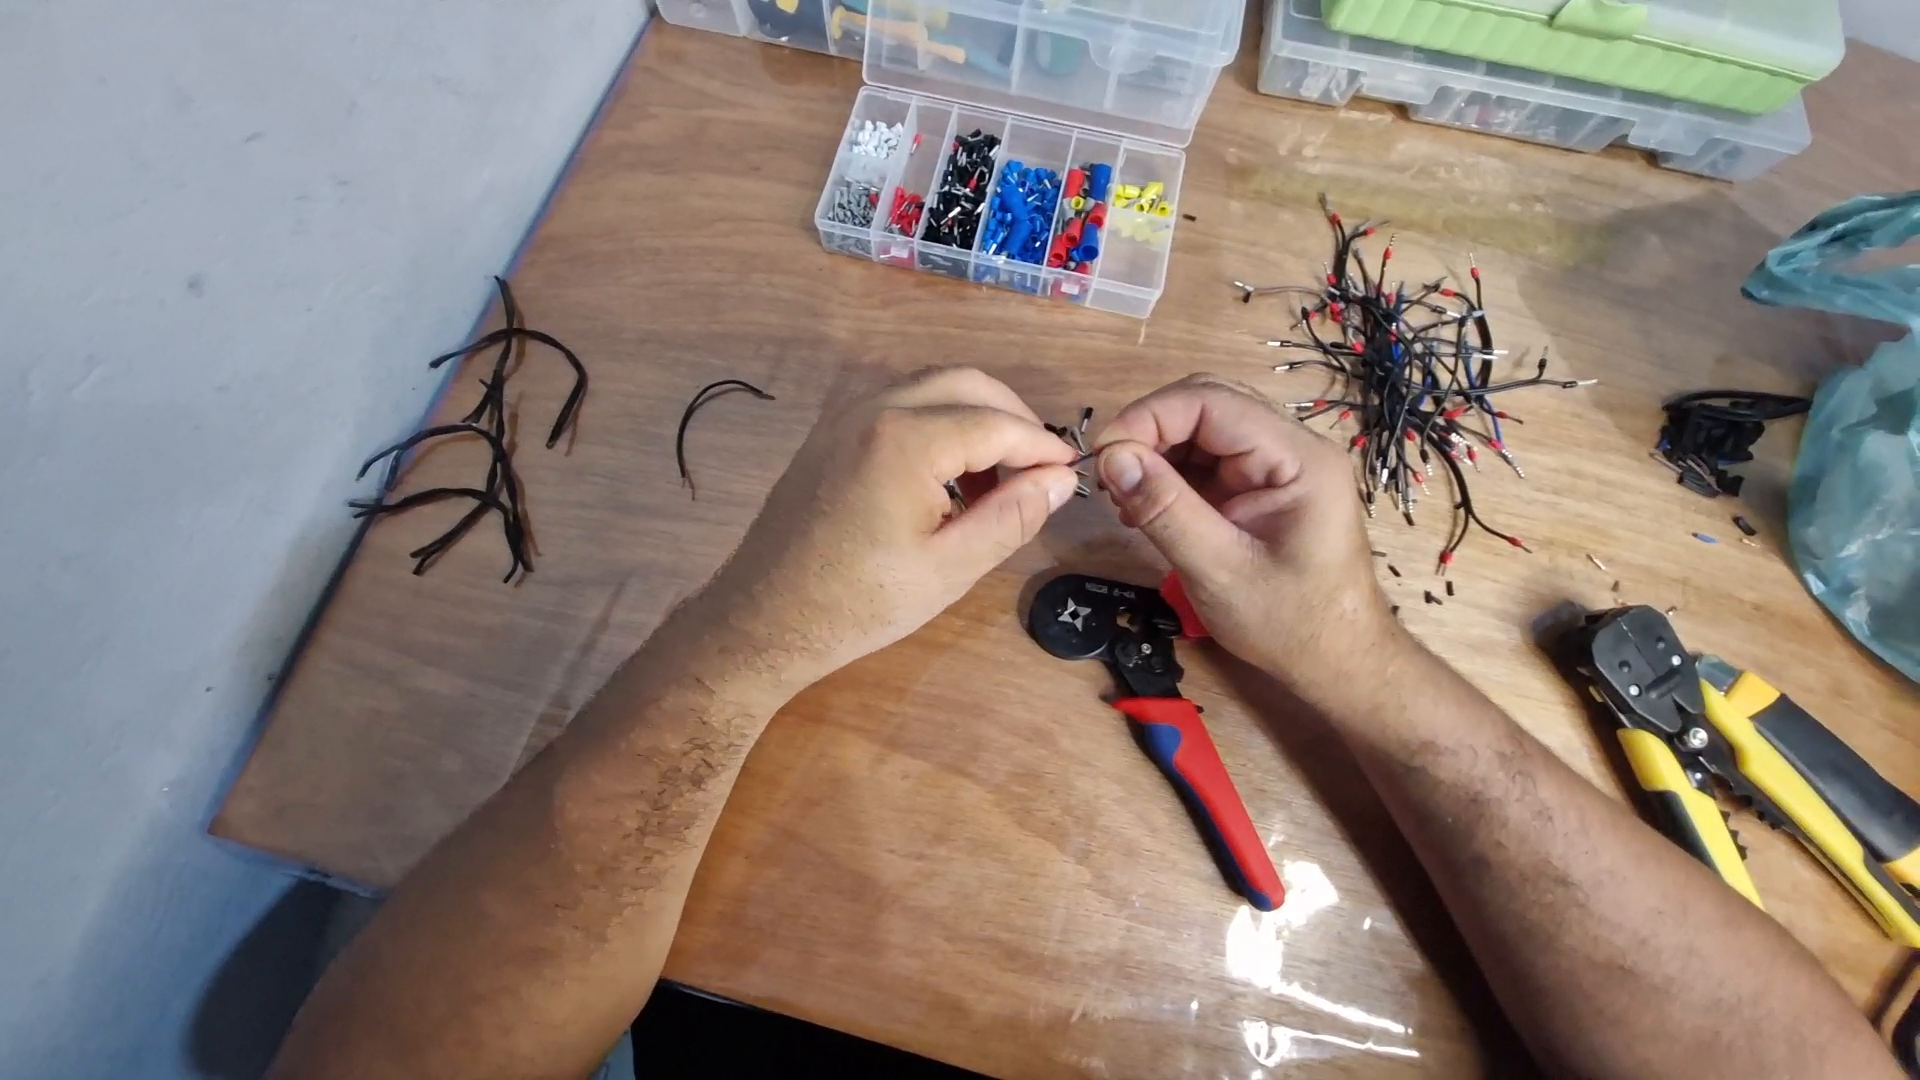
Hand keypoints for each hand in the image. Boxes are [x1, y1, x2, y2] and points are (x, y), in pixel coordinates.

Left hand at [687, 367, 1080, 694]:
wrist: (763, 619)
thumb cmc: (859, 604)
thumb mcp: (950, 569)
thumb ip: (1012, 516)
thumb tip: (1059, 479)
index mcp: (905, 440)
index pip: (995, 423)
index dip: (1041, 445)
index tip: (1071, 471)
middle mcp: (873, 409)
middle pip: (965, 383)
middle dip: (1012, 416)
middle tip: (1039, 466)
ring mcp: (844, 416)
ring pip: (930, 388)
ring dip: (974, 416)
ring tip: (997, 478)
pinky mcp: (830, 433)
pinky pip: (898, 406)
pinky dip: (937, 423)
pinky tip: (947, 476)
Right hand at [1092, 374, 1399, 701]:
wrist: (1334, 660)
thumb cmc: (1288, 623)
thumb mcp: (1218, 570)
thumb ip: (1165, 510)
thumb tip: (1110, 458)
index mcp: (1297, 458)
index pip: (1211, 403)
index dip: (1148, 417)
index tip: (1102, 456)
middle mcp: (1289, 447)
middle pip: (1205, 406)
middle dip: (1148, 432)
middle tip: (1109, 475)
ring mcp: (1273, 465)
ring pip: (1199, 431)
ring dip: (1153, 454)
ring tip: (1124, 500)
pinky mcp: (1257, 486)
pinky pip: (1203, 461)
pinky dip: (1166, 476)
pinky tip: (1144, 508)